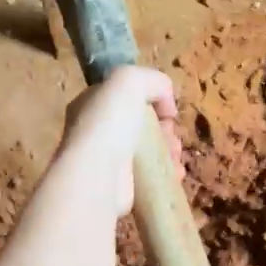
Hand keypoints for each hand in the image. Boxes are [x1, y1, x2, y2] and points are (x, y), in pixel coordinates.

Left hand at [53, 66, 181, 218]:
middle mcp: (96, 131)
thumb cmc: (109, 123)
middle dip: (164, 127)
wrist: (99, 176)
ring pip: (148, 150)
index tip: (164, 108)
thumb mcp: (130, 80)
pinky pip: (150, 175)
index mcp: (90, 104)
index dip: (149, 97)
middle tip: (170, 134)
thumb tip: (166, 104)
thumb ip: (152, 80)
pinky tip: (175, 172)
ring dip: (168, 150)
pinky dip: (166, 172)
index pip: (124, 95)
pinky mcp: (121, 186)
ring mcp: (108, 160)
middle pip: (140, 124)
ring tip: (174, 154)